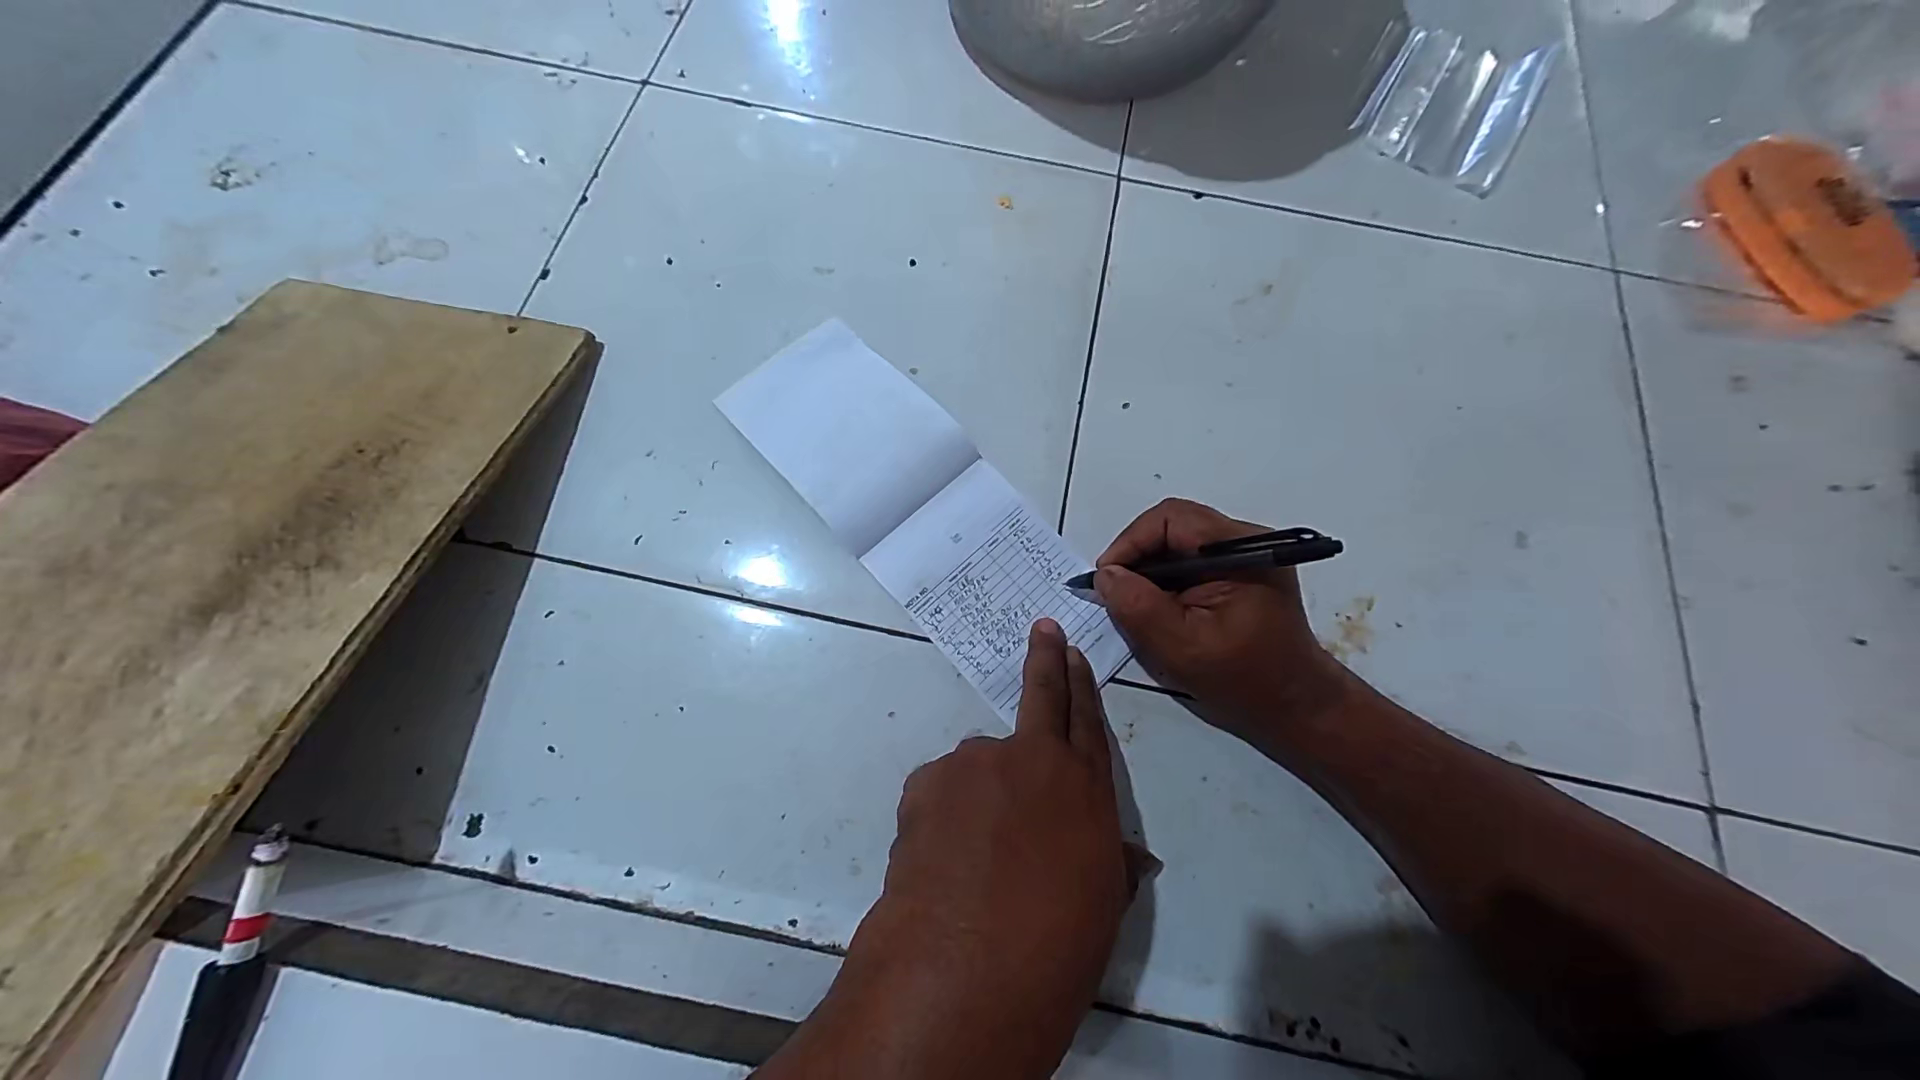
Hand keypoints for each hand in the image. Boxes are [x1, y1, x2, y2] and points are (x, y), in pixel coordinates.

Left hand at [789, 619, 1132, 1079]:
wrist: (967, 963)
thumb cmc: (1055, 942)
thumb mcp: (1100, 903)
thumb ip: (1111, 862)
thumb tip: (1135, 857)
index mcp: (1085, 788)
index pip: (1087, 720)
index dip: (1081, 683)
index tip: (1072, 651)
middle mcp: (1033, 760)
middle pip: (1042, 696)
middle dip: (1045, 658)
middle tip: (1043, 630)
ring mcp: (978, 763)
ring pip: (980, 766)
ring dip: (979, 794)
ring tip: (973, 854)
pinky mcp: (929, 779)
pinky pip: (941, 791)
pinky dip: (943, 814)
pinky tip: (942, 857)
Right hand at [1093, 498, 1351, 736]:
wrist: (1294, 707)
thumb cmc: (1242, 680)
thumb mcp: (1180, 647)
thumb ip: (1138, 606)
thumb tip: (1105, 574)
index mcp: (1240, 552)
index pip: (1171, 519)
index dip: (1130, 542)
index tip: (1106, 579)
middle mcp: (1245, 542)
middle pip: (1172, 526)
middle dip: (1136, 556)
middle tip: (1115, 592)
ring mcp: (1243, 556)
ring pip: (1177, 543)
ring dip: (1148, 569)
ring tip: (1133, 603)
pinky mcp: (1238, 572)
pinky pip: (1188, 561)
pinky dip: (1163, 579)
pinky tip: (1157, 608)